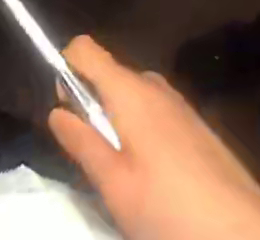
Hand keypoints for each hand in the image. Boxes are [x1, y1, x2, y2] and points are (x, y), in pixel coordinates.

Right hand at [49, 36, 259, 239]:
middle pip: (109, 75)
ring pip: (135, 99)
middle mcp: (155, 87)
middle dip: (94, 105)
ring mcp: (183, 108)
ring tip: (129, 174)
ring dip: (121, 123)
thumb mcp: (115, 186)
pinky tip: (161, 183)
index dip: (65, 69)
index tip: (68, 110)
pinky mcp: (204, 132)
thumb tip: (56, 112)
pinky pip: (160, 117)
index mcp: (129, 91)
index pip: (83, 48)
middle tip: (98, 155)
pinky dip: (148, 136)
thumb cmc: (175, 210)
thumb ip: (82, 143)